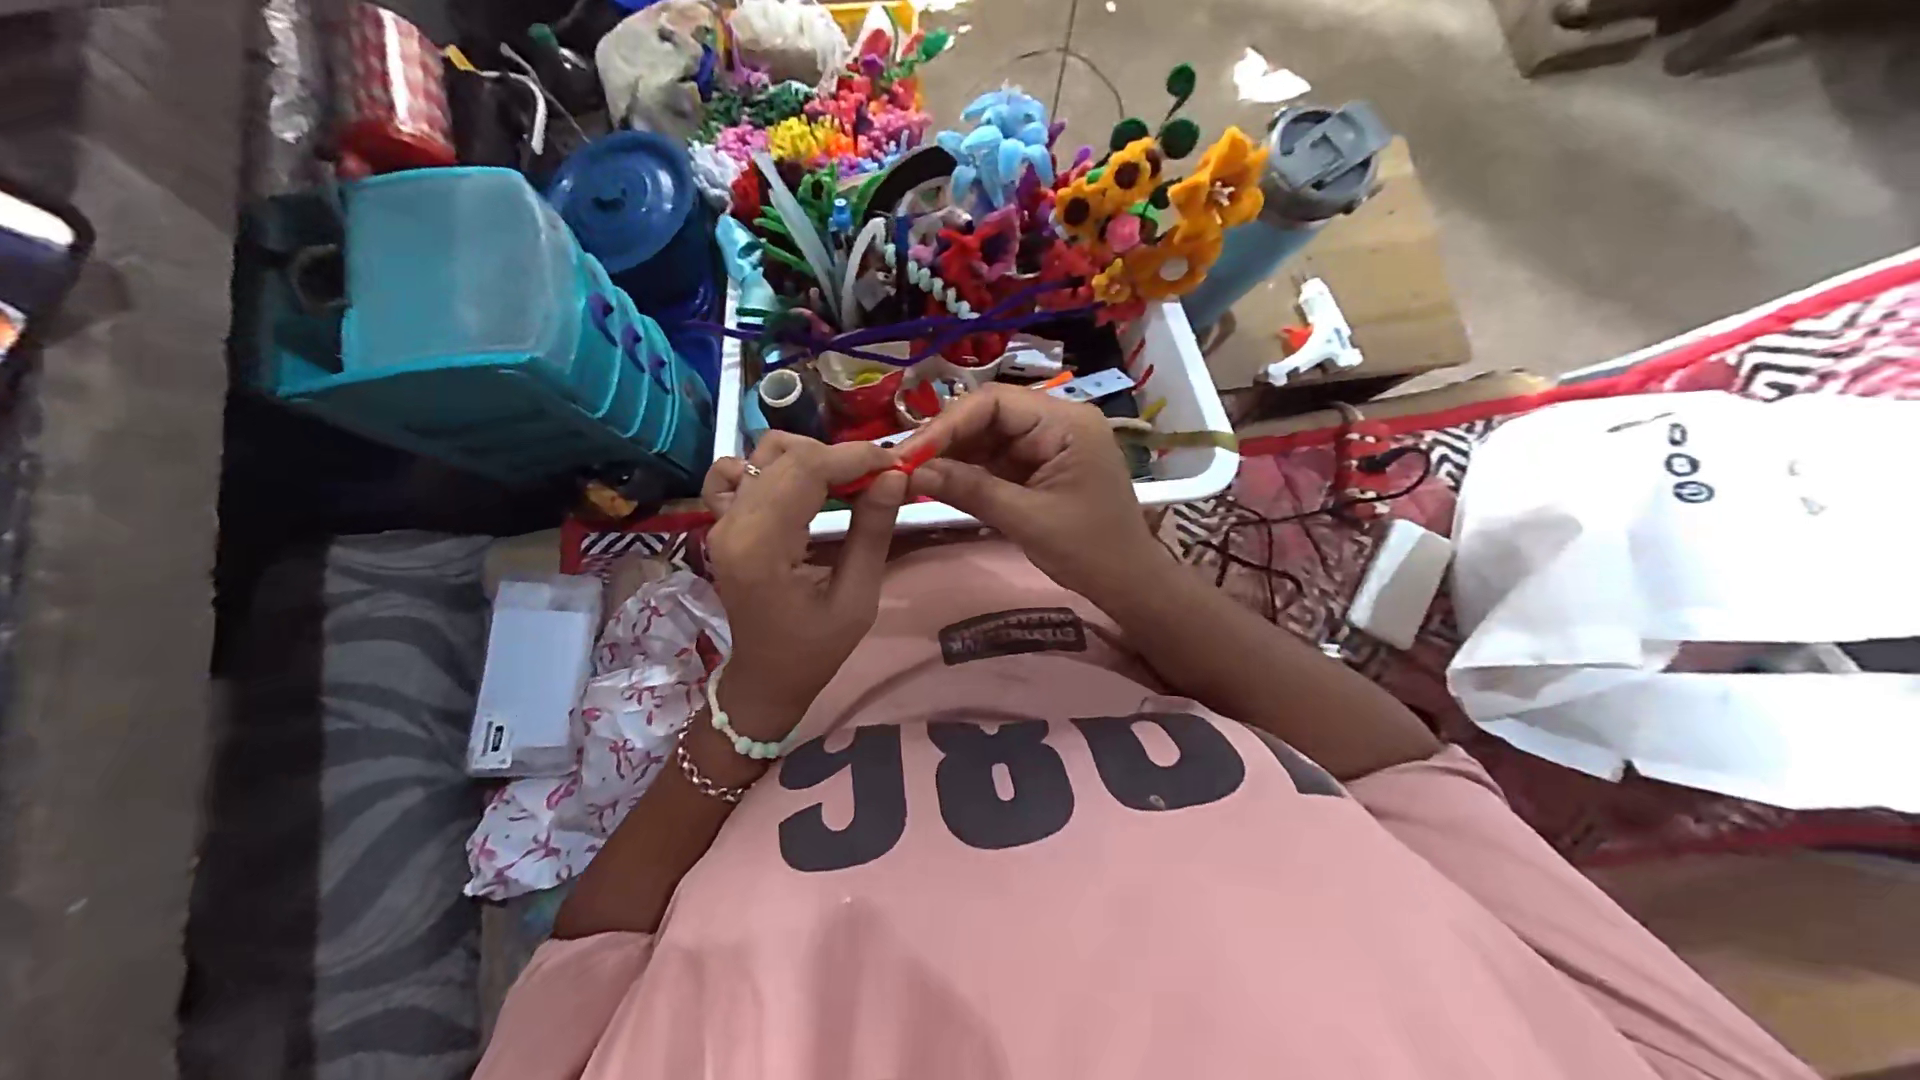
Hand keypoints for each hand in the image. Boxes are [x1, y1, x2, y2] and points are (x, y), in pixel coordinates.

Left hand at [702, 433, 906, 740]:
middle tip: (882, 475)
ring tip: (846, 482)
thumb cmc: (815, 649)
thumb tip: (894, 477)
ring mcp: (721, 520)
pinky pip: (739, 472)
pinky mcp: (721, 522)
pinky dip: (771, 466)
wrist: (766, 677)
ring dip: (811, 457)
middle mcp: (732, 524)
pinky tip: (797, 486)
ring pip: (764, 454)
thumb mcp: (857, 599)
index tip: (897, 463)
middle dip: (841, 456)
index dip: (855, 456)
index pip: (806, 469)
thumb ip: (872, 532)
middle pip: (787, 456)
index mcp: (762, 547)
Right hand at [899, 383, 1168, 601]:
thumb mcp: (1027, 519)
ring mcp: (1048, 444)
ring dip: (952, 455)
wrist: (1128, 584)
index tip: (909, 451)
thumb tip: (912, 470)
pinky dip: (968, 471)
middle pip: (988, 416)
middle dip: (946, 439)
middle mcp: (1057, 422)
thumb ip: (970, 489)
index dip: (947, 423)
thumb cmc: (1089, 551)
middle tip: (901, 464)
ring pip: (988, 438)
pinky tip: (937, 480)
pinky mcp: (1040, 466)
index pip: (995, 402)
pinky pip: (996, 459)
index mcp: (1066, 422)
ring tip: (910, 474)